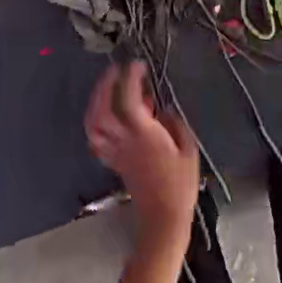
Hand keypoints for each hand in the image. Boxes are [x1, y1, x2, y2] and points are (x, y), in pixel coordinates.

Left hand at [83, 61, 199, 233]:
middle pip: (103, 110)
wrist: (164, 217)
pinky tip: (104, 114)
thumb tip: (163, 109)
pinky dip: (95, 122)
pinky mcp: (113, 161)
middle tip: (116, 70)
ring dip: (96, 101)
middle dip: (106, 85)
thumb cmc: (180, 183)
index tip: (138, 65)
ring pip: (93, 124)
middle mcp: (124, 141)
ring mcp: (115, 151)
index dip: (131, 79)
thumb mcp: (188, 148)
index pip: (130, 100)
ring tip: (106, 87)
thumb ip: (174, 123)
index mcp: (144, 135)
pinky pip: (96, 139)